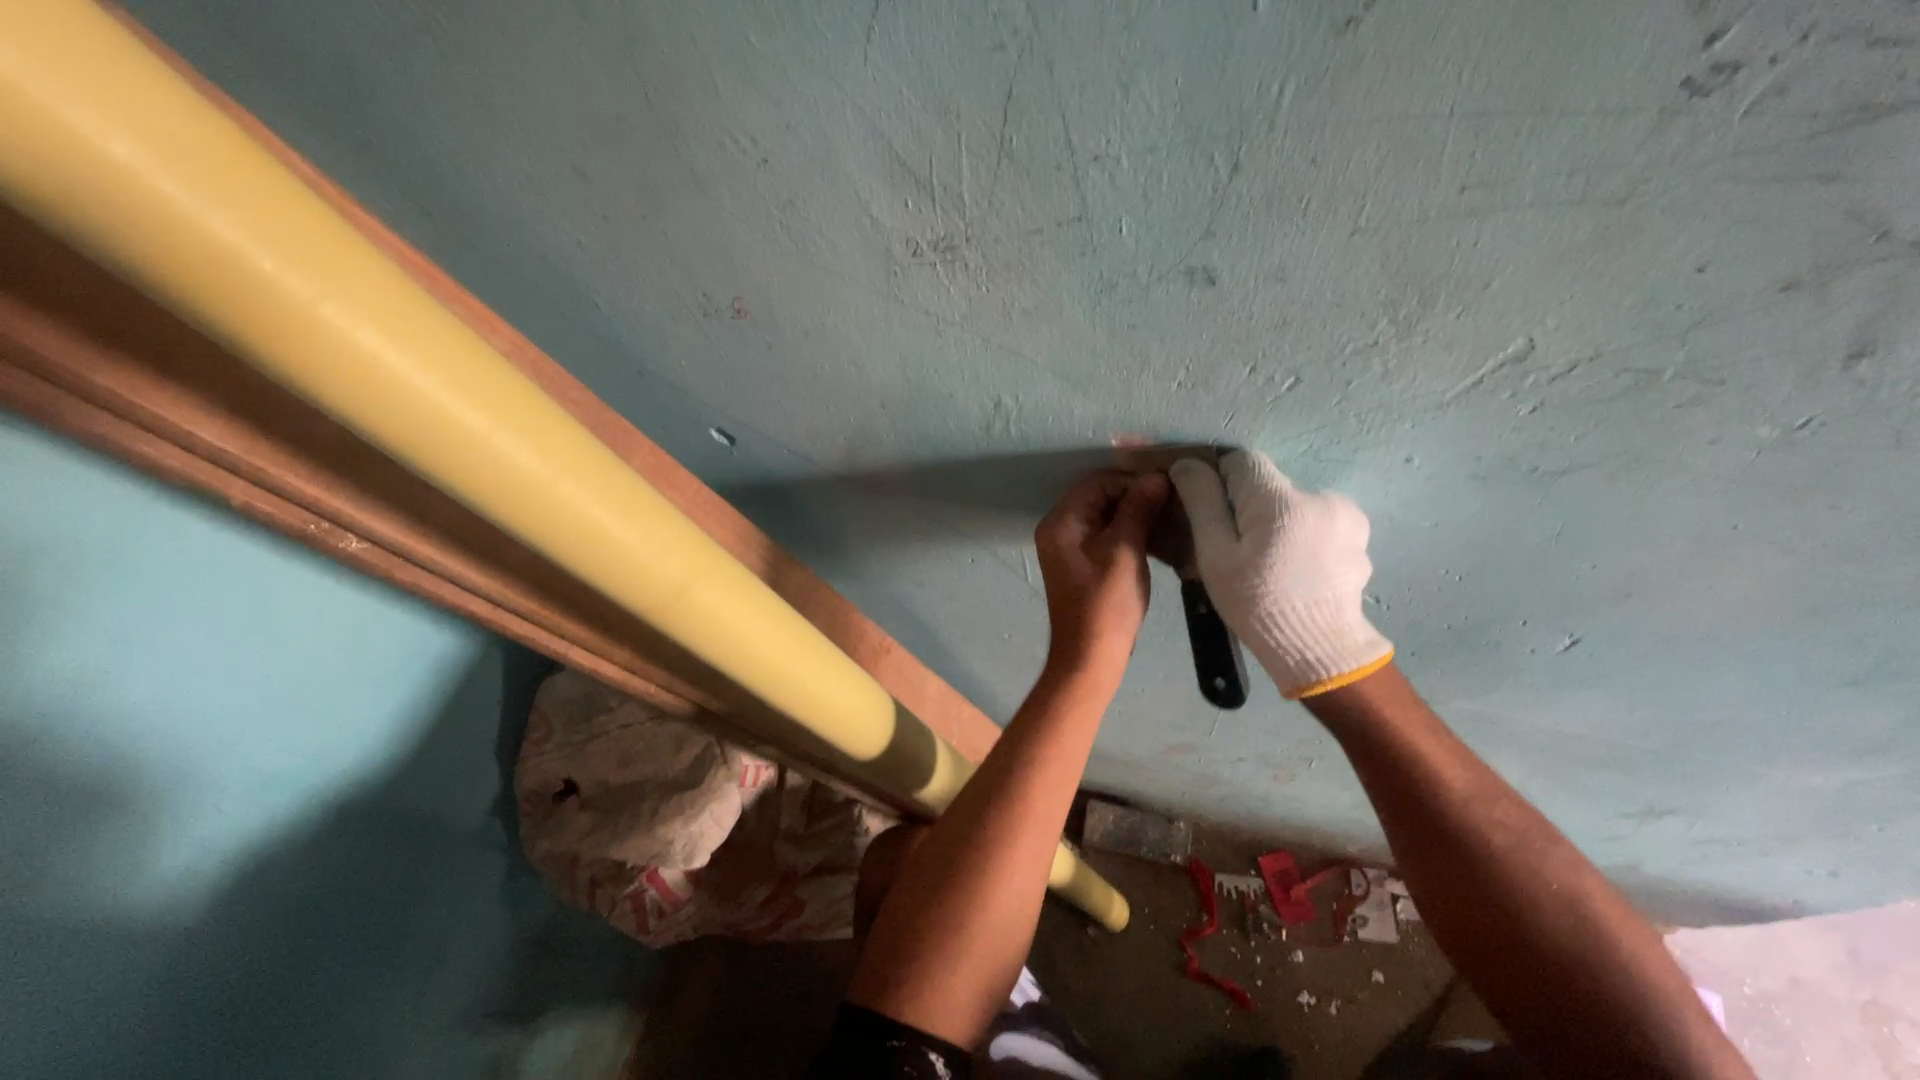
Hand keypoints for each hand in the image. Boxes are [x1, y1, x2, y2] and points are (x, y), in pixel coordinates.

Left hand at [1033, 470, 1168, 673]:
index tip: (1168, 492)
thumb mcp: (1125, 550)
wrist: (1091, 657)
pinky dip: (1132, 535)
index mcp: (1062, 521)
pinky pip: (1108, 537)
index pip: (1099, 482)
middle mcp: (1060, 529)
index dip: (1134, 482)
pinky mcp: (1084, 564)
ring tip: (1171, 523)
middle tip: (1174, 506)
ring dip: (1138, 517)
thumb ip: (1139, 509)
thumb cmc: (1106, 603)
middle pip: (1102, 497)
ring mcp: (1070, 548)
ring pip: (1108, 517)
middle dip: (1138, 498)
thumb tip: (1156, 477)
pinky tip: (1159, 541)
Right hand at [1168, 451, 1391, 697]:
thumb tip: (1188, 464)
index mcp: (1281, 500)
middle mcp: (1318, 496)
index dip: (1219, 480)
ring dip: (1277, 523)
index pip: (1241, 461)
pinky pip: (1317, 521)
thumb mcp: (1215, 558)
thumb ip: (1202, 504)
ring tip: (1270, 565)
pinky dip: (1302, 537)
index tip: (1211, 515)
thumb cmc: (1258, 605)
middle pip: (1268, 485)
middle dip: (1249, 509)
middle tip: (1238, 551)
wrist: (1321, 649)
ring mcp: (1345, 514)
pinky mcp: (1359, 534)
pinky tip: (1296, 570)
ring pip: (1293, 504)